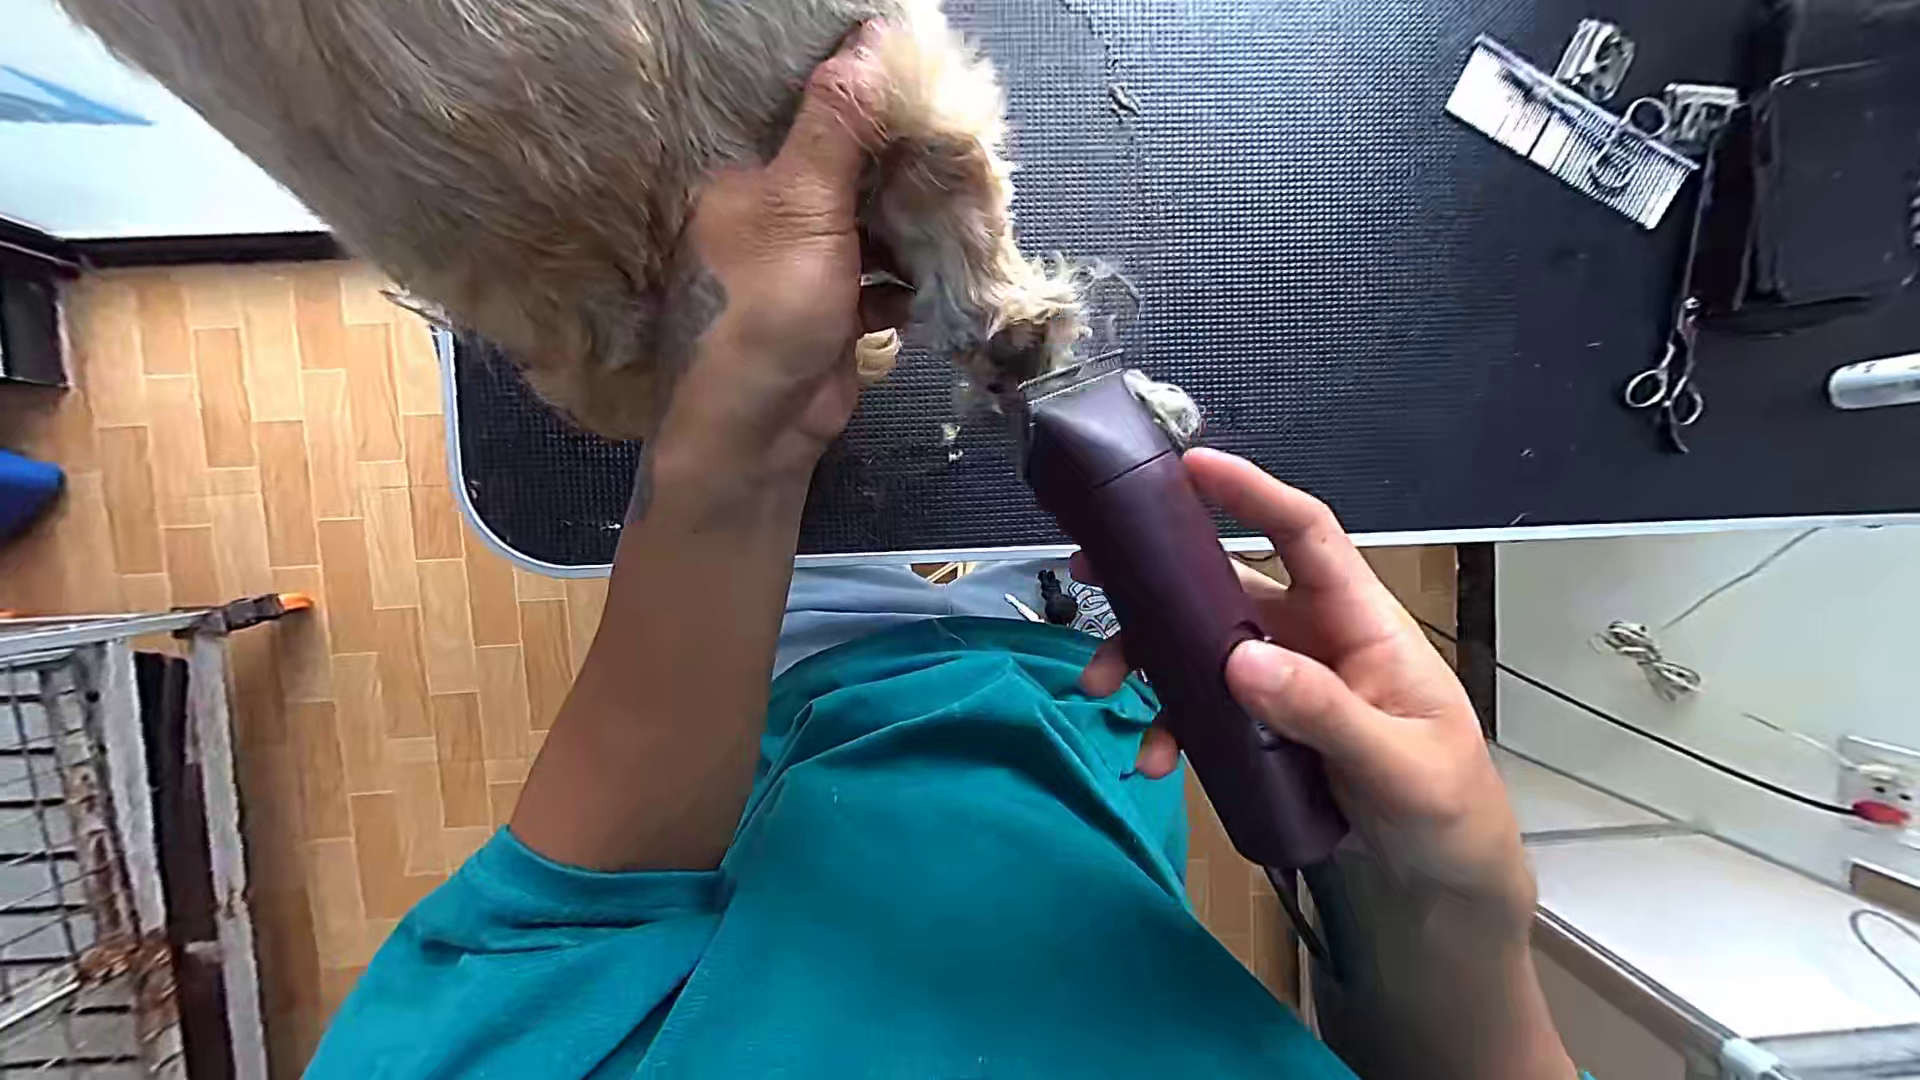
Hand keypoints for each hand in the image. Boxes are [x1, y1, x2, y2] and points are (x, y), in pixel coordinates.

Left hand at [654, 22, 911, 482]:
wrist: (768, 423)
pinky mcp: (837, 314)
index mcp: (753, 179)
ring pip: (872, 232)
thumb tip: (873, 45)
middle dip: (902, 174)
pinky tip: (920, 290)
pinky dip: (901, 287)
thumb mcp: (803, 209)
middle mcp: (779, 218)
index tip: (922, 97)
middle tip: (953, 159)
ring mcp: (810, 270)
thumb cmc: (773, 309)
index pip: (814, 117)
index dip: (868, 103)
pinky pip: (879, 285)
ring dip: (909, 234)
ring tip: (950, 224)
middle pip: (852, 176)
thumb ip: (838, 129)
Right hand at [1079, 448, 1534, 931]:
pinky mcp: (1245, 714)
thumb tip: (1240, 662)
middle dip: (1151, 572)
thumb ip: (1327, 712)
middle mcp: (1300, 632)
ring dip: (1138, 655)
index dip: (1250, 492)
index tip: (1191, 467)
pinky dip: (1162, 720)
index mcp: (1353, 618)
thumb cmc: (1444, 807)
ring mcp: (1268, 674)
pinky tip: (1153, 754)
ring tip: (1098, 683)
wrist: (1429, 878)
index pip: (1303, 531)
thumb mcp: (1401, 766)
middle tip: (1091, 569)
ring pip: (1187, 640)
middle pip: (1216, 580)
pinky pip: (1190, 701)